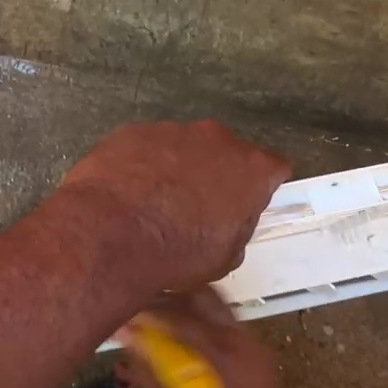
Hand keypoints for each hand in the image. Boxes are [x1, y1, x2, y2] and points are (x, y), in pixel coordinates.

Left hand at [58, 121, 289, 293]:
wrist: (113, 233)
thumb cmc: (177, 250)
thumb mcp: (225, 256)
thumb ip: (237, 227)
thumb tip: (228, 222)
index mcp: (251, 168)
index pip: (274, 168)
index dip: (263, 186)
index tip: (250, 201)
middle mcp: (216, 139)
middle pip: (226, 152)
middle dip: (216, 174)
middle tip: (198, 207)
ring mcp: (172, 130)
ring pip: (182, 147)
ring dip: (176, 168)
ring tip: (155, 203)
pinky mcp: (133, 131)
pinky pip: (145, 147)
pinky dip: (141, 165)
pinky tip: (128, 193)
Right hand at [120, 288, 303, 387]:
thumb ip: (147, 371)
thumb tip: (124, 333)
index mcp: (220, 355)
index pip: (175, 312)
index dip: (142, 309)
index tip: (116, 311)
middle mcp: (242, 340)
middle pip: (199, 292)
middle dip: (164, 294)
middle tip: (134, 306)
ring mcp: (254, 344)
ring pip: (212, 302)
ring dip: (181, 303)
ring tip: (150, 318)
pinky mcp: (257, 354)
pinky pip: (222, 319)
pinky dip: (197, 318)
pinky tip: (174, 335)